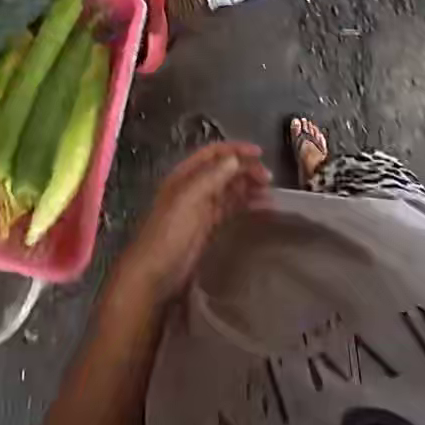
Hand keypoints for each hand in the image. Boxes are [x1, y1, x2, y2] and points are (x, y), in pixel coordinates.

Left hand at [109, 142, 269, 308]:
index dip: (235, 149)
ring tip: (270, 192)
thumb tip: (235, 159)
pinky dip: (246, 204)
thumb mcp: (188, 200)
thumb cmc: (169, 233)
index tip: (259, 153)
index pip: (213, 153)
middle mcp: (194, 188)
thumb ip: (211, 177)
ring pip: (229, 189)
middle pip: (223, 170)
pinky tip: (262, 207)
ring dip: (248, 186)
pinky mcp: (208, 228)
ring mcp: (201, 208)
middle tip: (268, 178)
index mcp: (185, 176)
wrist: (154, 275)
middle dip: (245, 169)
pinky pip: (230, 209)